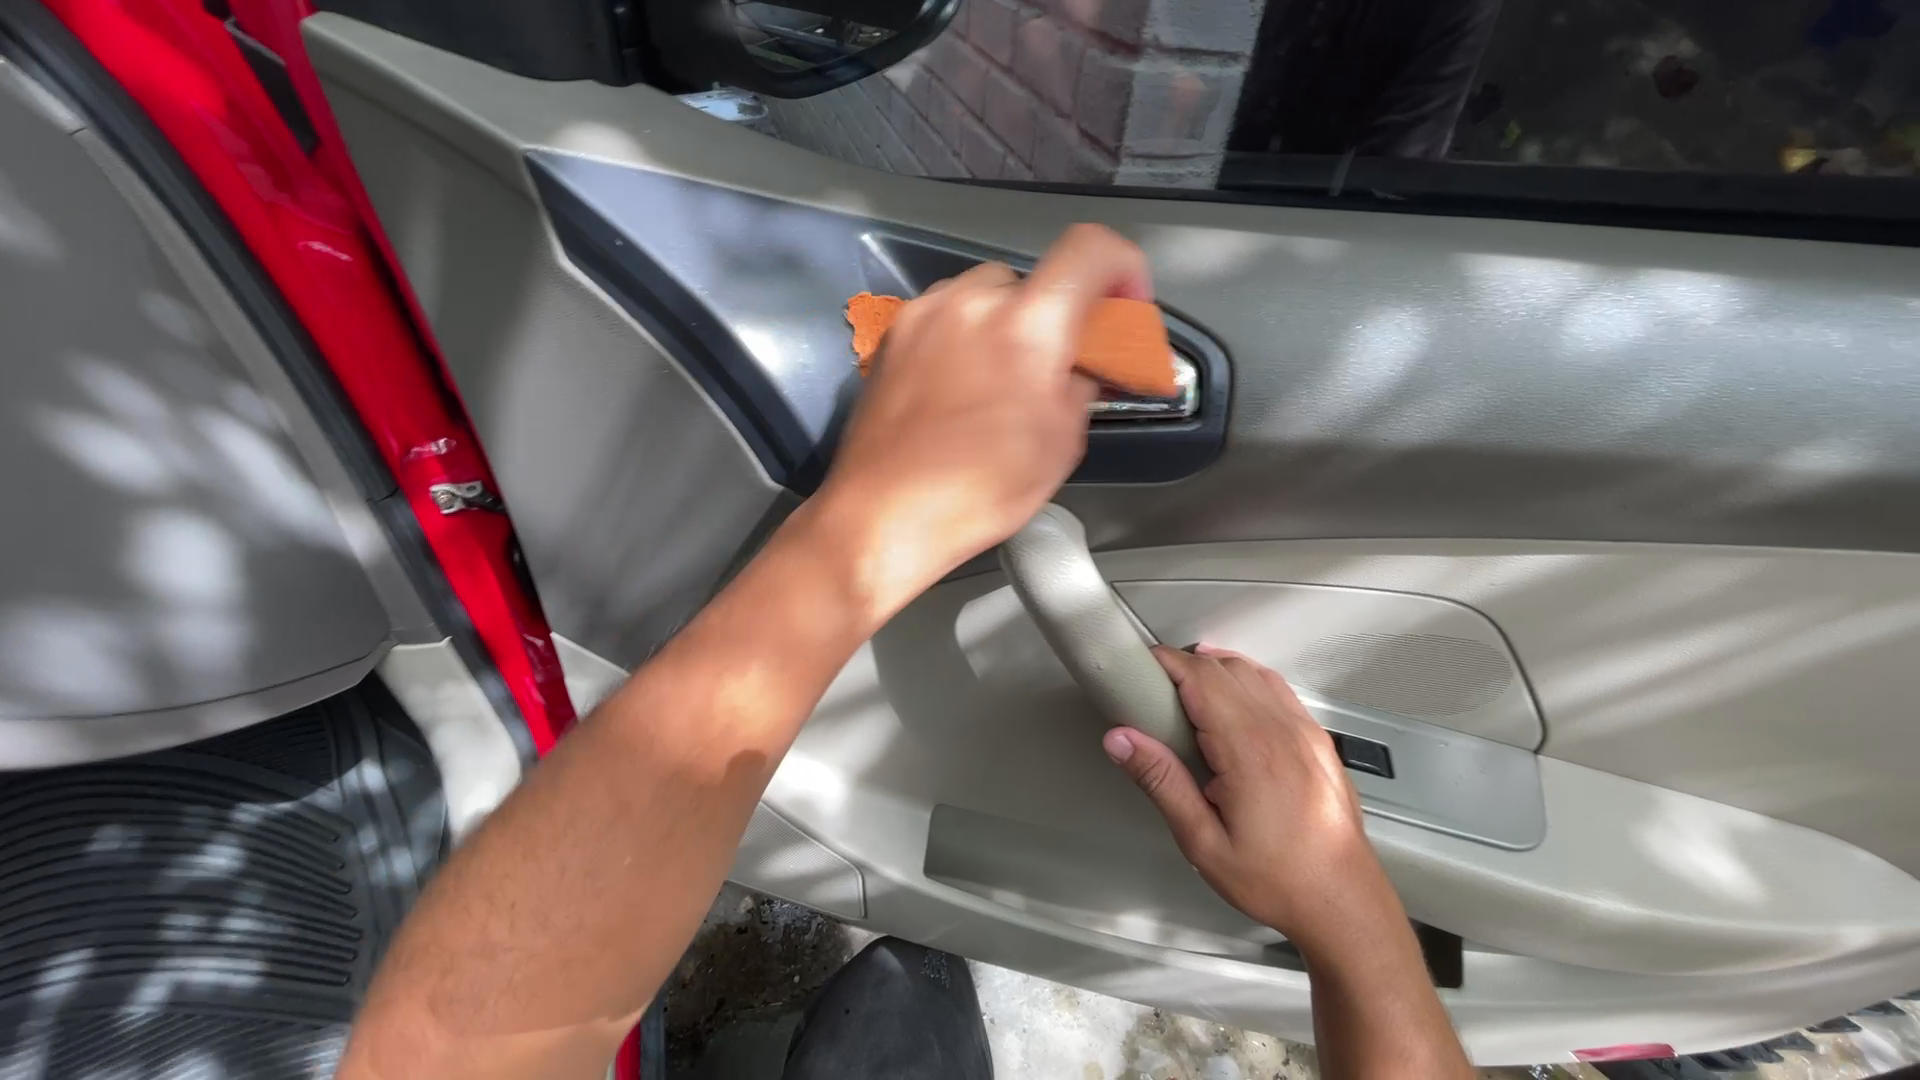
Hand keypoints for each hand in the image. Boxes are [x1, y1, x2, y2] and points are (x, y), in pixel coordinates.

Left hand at [811, 224, 1150, 621]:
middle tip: (1058, 366)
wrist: (884, 514)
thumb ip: (1083, 381)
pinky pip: (946, 318)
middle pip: (1035, 280)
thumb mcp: (1060, 442)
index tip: (1121, 307)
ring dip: (1008, 325)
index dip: (1122, 270)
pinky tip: (963, 388)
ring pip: (986, 297)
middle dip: (1056, 317)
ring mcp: (924, 315)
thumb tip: (1087, 362)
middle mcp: (971, 302)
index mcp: (1027, 325)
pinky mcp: (893, 336)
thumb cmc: (976, 489)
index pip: (1091, 249)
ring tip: (1005, 384)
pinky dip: (967, 338)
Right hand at [1102, 645, 1396, 947]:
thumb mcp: (1202, 841)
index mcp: (1251, 750)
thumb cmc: (1277, 880)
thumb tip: (1121, 740)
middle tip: (1152, 686)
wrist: (1343, 904)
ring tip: (1185, 692)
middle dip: (1184, 665)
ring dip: (1215, 669)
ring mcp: (1305, 731)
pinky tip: (1230, 699)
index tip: (1140, 667)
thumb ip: (1160, 782)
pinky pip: (1277, 688)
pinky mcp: (1317, 739)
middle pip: (1224, 667)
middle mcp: (1282, 731)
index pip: (1201, 678)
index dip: (1166, 663)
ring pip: (1253, 671)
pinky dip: (1246, 679)